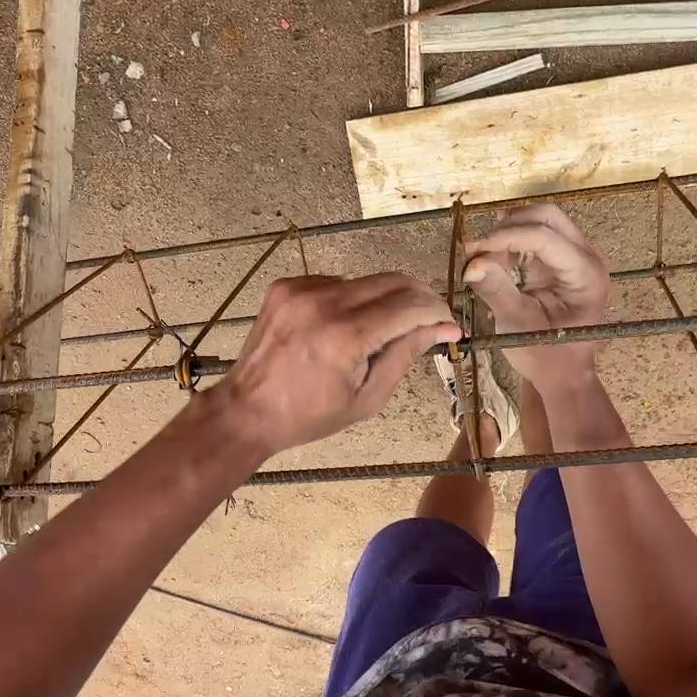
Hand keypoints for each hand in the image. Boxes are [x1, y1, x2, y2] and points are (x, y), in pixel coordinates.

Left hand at [210, 273, 459, 456]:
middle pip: (392, 281)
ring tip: (383, 331)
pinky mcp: (286, 286)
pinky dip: (351, 300)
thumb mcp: (367, 397)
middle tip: (431, 320)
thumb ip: (405, 354)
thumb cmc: (310, 415)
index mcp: (344, 336)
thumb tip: (443, 327)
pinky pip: (336, 284)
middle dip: (419, 297)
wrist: (246, 409)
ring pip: (365, 281)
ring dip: (385, 300)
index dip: (436, 312)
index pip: (408, 306)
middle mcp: (323, 302)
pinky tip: (343, 327)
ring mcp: (300, 289)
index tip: (450, 325)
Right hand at [462, 204, 610, 391]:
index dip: (508, 237)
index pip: (546, 238)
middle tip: (479, 251)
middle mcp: (588, 258)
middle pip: (548, 217)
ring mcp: (578, 255)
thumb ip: (496, 290)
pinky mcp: (564, 258)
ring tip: (489, 261)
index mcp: (586, 276)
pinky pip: (537, 234)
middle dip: (509, 228)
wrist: (561, 372)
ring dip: (510, 232)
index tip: (474, 248)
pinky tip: (498, 261)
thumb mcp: (516, 324)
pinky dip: (513, 240)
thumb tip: (471, 264)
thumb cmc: (545, 355)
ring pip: (542, 220)